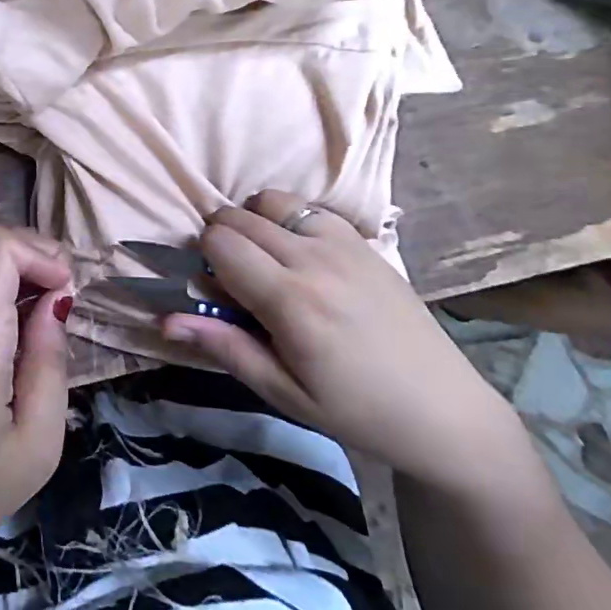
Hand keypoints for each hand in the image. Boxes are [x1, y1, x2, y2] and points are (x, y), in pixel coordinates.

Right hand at [161, 190, 517, 490]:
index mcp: (292, 301)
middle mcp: (314, 258)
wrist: (443, 408)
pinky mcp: (362, 240)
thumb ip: (225, 346)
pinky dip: (287, 218)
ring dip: (252, 221)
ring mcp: (343, 243)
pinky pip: (308, 207)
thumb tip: (167, 319)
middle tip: (230, 277)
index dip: (203, 259)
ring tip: (262, 258)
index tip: (212, 287)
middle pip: (238, 217)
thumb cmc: (356, 409)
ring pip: (270, 200)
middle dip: (220, 238)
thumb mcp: (284, 392)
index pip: (220, 243)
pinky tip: (297, 253)